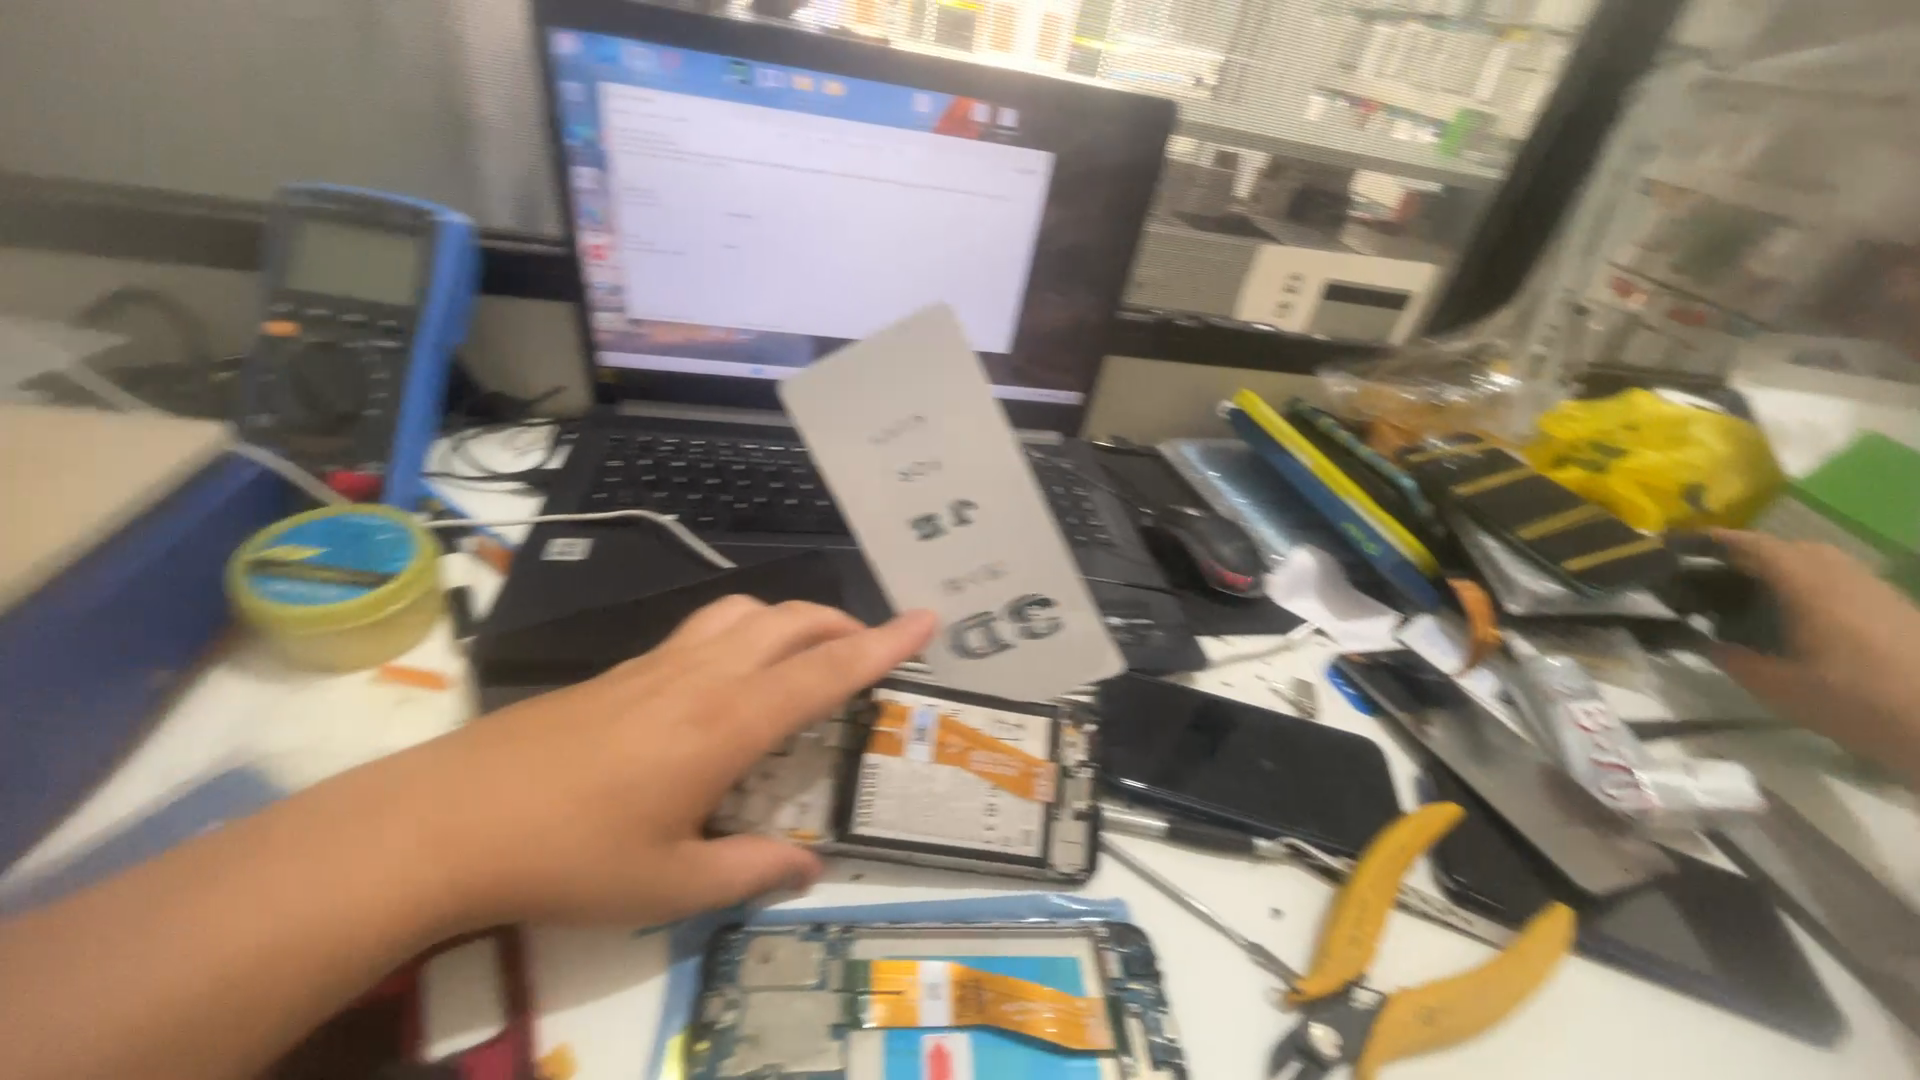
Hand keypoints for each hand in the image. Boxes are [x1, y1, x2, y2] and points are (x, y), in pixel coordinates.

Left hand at [388, 597, 936, 928]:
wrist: (446, 821)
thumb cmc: (568, 858)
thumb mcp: (670, 885)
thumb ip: (751, 871)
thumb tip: (810, 868)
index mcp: (727, 723)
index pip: (825, 672)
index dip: (883, 646)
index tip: (925, 621)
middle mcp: (701, 678)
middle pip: (790, 621)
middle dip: (843, 625)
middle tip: (872, 650)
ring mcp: (656, 666)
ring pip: (744, 612)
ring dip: (791, 620)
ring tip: (807, 655)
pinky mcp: (621, 671)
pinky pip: (703, 630)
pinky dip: (743, 632)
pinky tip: (730, 679)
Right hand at [1712, 530, 1919, 778]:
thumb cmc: (1856, 702)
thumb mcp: (1776, 688)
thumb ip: (1733, 659)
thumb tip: (1706, 642)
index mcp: (1809, 588)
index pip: (1755, 547)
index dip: (1714, 541)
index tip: (1677, 545)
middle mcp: (1845, 579)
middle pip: (1791, 548)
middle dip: (1748, 553)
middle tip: (1711, 574)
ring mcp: (1878, 593)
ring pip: (1822, 563)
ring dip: (1782, 568)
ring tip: (1750, 594)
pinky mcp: (1897, 611)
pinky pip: (1843, 582)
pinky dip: (1809, 585)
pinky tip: (1797, 616)